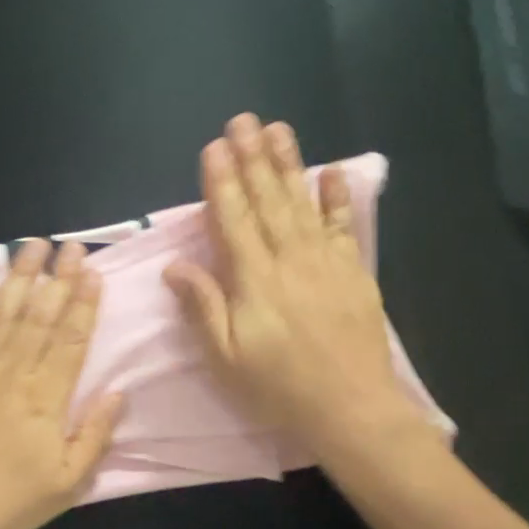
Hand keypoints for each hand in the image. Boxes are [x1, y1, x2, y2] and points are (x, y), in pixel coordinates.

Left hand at [0, 239, 122, 528]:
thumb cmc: (9, 505)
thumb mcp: (69, 483)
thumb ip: (96, 435)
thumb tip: (119, 392)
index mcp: (46, 399)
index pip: (71, 339)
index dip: (83, 303)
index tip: (92, 272)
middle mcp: (12, 375)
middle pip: (39, 316)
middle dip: (57, 278)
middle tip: (69, 246)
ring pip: (0, 314)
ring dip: (17, 277)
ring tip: (30, 245)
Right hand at [163, 113, 429, 453]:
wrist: (350, 408)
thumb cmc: (278, 388)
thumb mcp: (225, 358)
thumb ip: (203, 307)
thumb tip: (175, 266)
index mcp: (254, 281)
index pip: (233, 220)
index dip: (221, 182)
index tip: (214, 146)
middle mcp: (290, 260)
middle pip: (268, 201)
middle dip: (253, 159)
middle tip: (244, 120)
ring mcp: (326, 263)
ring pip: (302, 204)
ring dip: (288, 165)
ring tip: (278, 129)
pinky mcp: (353, 273)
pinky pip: (343, 227)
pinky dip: (337, 199)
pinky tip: (331, 172)